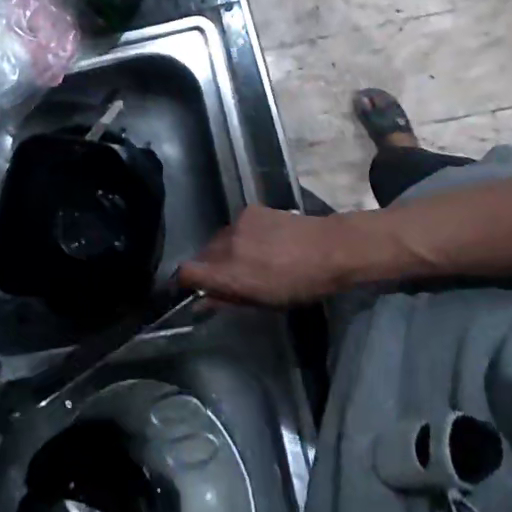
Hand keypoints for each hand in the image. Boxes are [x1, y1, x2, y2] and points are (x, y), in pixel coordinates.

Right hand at [178, 206, 367, 306]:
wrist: (328, 248)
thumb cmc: (299, 285)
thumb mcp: (263, 302)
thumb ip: (228, 299)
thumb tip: (202, 301)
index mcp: (230, 273)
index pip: (187, 272)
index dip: (183, 281)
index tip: (189, 289)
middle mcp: (228, 245)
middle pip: (202, 254)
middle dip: (207, 267)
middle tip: (226, 278)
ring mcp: (238, 223)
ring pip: (218, 239)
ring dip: (224, 251)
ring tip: (248, 258)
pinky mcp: (250, 209)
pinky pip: (235, 226)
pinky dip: (240, 235)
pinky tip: (261, 241)